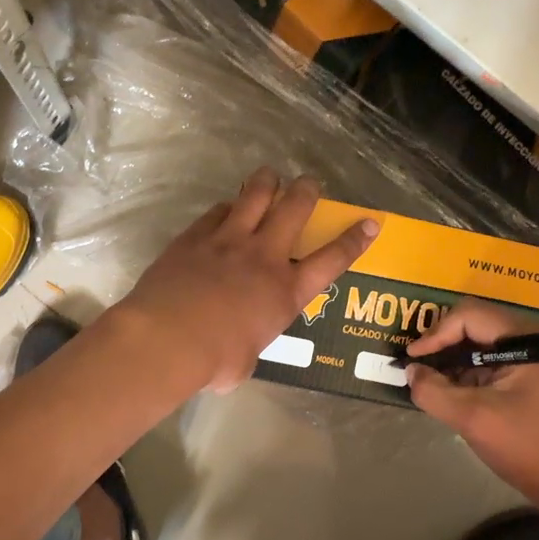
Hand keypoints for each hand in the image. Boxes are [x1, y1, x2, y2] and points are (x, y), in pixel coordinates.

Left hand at [111, 168, 376, 391]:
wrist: (168, 338)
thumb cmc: (214, 361)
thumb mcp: (245, 362)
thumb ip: (248, 346)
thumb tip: (236, 352)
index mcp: (286, 291)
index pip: (332, 259)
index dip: (354, 239)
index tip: (370, 222)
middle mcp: (264, 256)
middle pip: (296, 207)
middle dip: (308, 190)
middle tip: (309, 184)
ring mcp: (229, 240)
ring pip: (256, 194)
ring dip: (267, 182)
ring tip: (270, 177)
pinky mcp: (196, 235)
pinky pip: (218, 210)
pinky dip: (227, 207)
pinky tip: (225, 210)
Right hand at [406, 300, 538, 505]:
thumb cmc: (526, 447)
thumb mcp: (472, 418)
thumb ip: (434, 391)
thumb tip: (411, 371)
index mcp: (530, 339)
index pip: (471, 316)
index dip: (436, 334)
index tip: (411, 358)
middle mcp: (537, 339)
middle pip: (477, 325)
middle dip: (443, 344)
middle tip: (417, 366)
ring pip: (484, 344)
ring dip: (455, 360)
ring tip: (429, 380)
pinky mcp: (535, 377)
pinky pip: (494, 362)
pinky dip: (470, 372)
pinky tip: (451, 391)